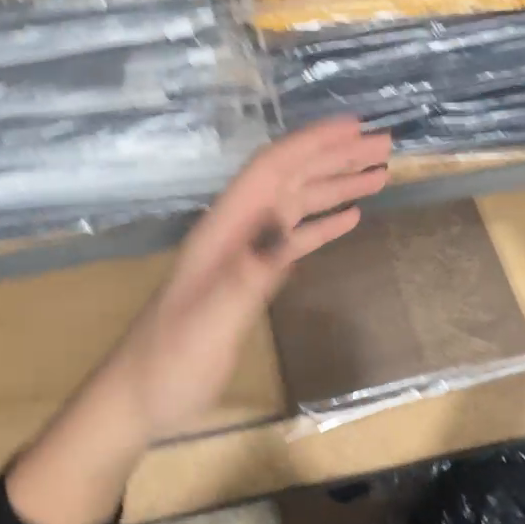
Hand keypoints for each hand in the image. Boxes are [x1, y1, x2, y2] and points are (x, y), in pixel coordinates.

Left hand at [114, 117, 392, 440]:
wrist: (140, 396)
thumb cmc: (171, 362)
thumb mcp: (208, 323)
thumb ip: (245, 277)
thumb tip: (282, 229)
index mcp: (224, 227)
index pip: (271, 168)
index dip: (312, 142)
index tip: (354, 126)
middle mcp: (237, 229)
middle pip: (290, 178)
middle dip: (335, 156)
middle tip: (384, 145)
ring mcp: (246, 253)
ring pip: (296, 204)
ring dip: (336, 185)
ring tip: (379, 174)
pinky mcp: (254, 278)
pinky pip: (295, 238)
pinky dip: (325, 223)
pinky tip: (352, 217)